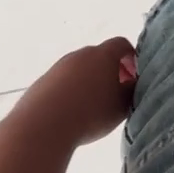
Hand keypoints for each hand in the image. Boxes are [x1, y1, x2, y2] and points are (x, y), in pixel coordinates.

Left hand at [12, 37, 136, 147]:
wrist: (40, 128)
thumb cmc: (90, 113)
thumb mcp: (123, 104)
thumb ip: (132, 89)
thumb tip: (132, 82)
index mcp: (103, 54)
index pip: (122, 44)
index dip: (131, 58)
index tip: (132, 77)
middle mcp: (79, 55)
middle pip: (99, 56)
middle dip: (109, 71)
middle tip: (113, 94)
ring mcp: (57, 68)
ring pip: (78, 70)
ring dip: (87, 83)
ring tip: (90, 108)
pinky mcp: (40, 84)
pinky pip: (61, 84)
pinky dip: (68, 93)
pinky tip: (69, 115)